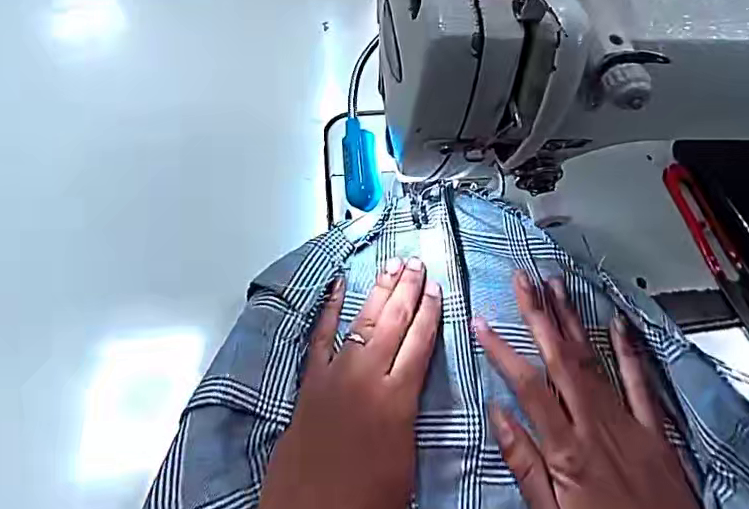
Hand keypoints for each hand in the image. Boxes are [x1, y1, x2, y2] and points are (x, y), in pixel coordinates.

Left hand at [261, 256, 443, 508]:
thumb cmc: (365, 500)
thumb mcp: (405, 459)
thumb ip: (409, 410)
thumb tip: (411, 378)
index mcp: (397, 401)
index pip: (419, 344)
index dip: (429, 313)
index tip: (437, 289)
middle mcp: (367, 377)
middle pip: (393, 322)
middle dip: (408, 290)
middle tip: (418, 263)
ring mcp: (336, 373)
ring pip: (363, 321)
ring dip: (379, 291)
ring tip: (392, 265)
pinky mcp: (311, 378)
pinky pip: (322, 334)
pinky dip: (331, 308)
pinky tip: (338, 286)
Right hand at [472, 274, 697, 508]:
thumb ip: (526, 466)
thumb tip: (498, 415)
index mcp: (568, 451)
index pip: (527, 386)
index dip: (502, 350)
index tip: (481, 323)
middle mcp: (596, 428)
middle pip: (560, 359)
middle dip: (538, 315)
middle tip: (523, 279)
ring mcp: (628, 427)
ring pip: (593, 361)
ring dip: (571, 320)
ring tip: (555, 286)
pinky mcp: (656, 436)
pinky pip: (640, 386)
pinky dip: (627, 352)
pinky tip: (616, 324)